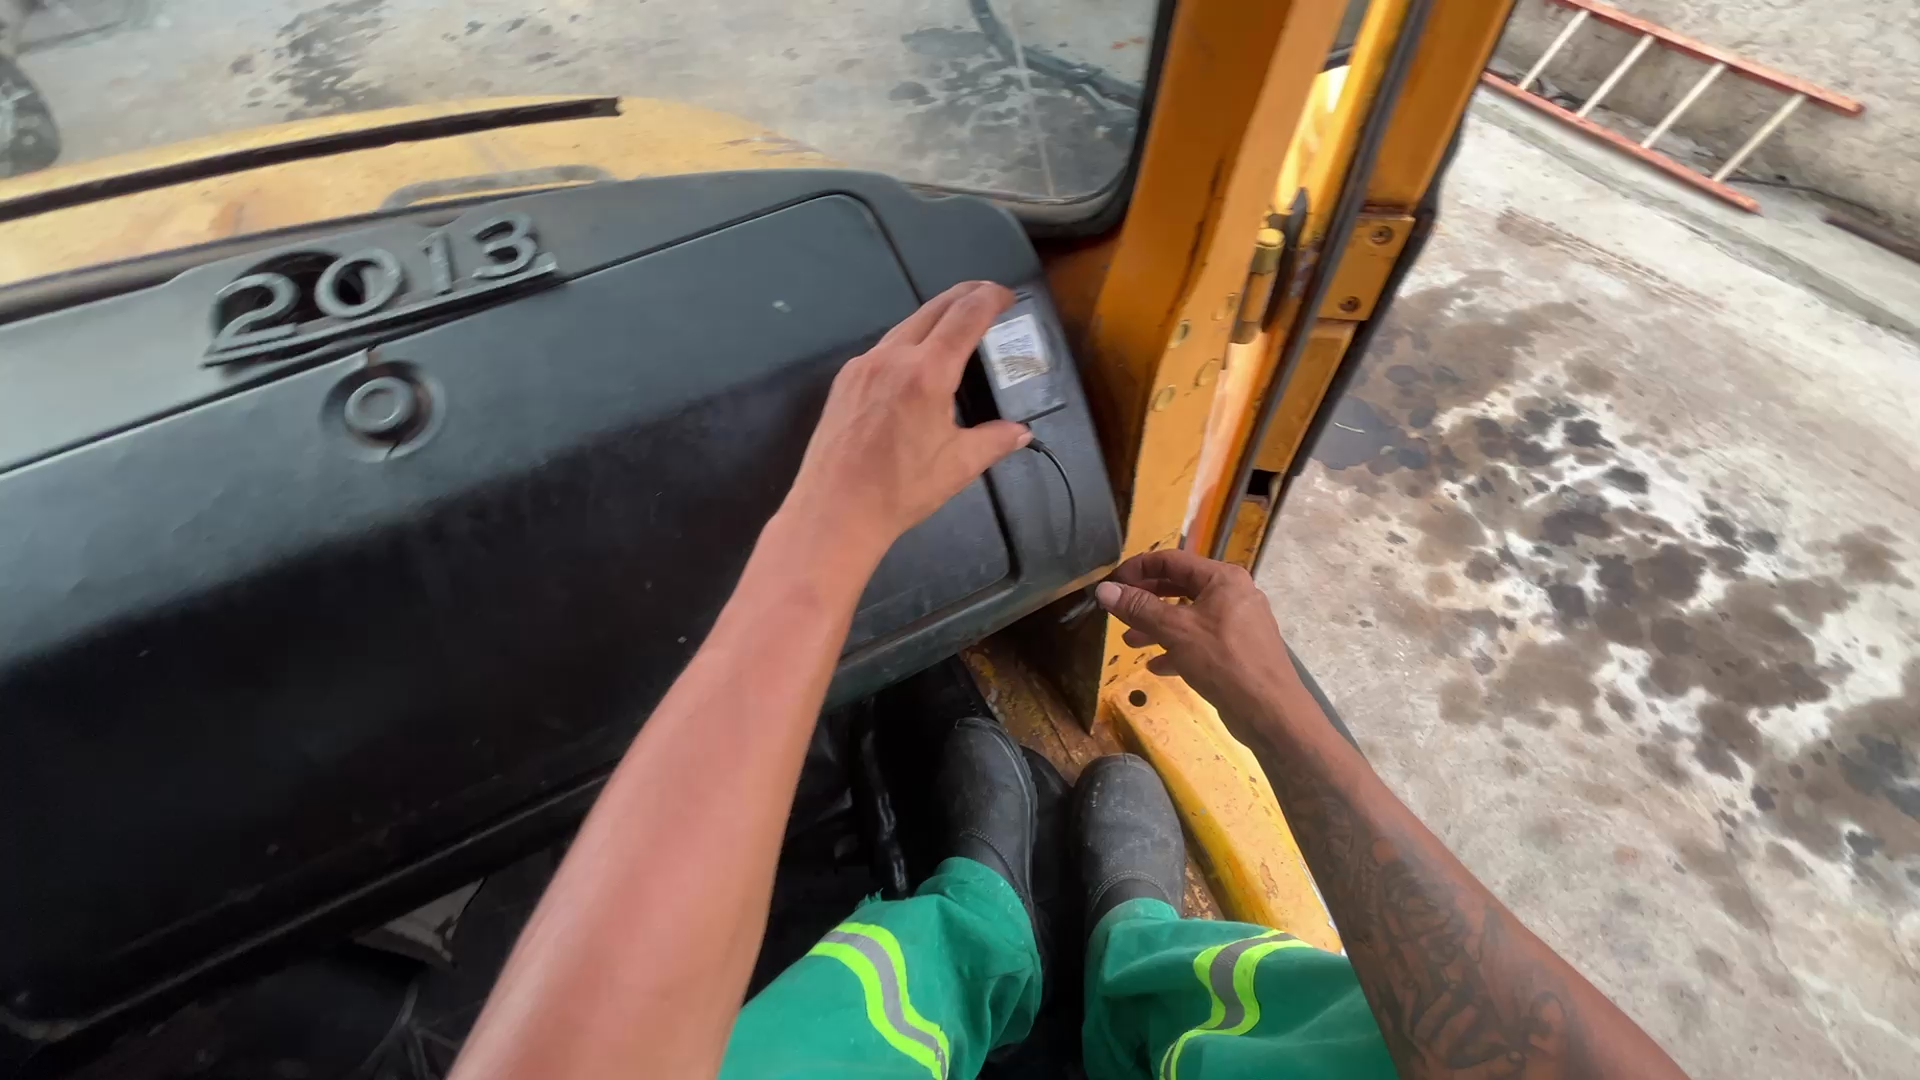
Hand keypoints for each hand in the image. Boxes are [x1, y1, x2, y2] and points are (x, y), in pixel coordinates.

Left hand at [783, 282, 1030, 557]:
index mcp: (926, 373)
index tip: (1006, 295)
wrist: (835, 511)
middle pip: (933, 308)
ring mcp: (863, 366)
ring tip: (955, 325)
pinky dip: (908, 341)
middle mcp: (892, 357)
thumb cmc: (900, 490)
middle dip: (964, 295)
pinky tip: (916, 360)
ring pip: (905, 326)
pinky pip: (883, 349)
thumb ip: (994, 441)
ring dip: (935, 317)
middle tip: (986, 295)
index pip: (965, 316)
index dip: (990, 298)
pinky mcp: (845, 381)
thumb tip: (1020, 433)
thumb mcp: (958, 466)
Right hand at [1094, 550, 1300, 730]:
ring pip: (1189, 616)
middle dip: (1146, 600)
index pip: (1171, 560)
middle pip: (1180, 587)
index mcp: (1222, 579)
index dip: (1137, 568)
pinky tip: (1157, 665)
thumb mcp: (1174, 630)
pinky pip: (1201, 641)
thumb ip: (1138, 608)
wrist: (1270, 712)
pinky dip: (1178, 648)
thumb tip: (1104, 590)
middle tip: (1118, 611)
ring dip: (1157, 626)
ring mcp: (1238, 623)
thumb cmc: (1222, 660)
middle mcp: (1233, 594)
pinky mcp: (1239, 650)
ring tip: (1130, 641)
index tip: (1112, 584)